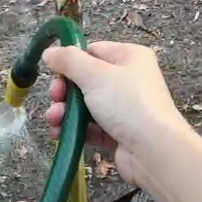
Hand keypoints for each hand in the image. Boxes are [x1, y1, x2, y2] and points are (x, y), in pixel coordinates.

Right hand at [41, 41, 191, 188]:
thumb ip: (69, 61)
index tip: (54, 73)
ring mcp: (124, 109)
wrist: (152, 150)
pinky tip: (60, 133)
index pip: (93, 51)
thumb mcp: (95, 75)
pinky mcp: (118, 133)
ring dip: (65, 112)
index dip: (72, 62)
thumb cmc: (127, 104)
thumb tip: (49, 52)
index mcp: (129, 57)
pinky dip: (75, 129)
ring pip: (86, 106)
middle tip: (55, 98)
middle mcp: (129, 80)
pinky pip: (91, 127)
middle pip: (86, 80)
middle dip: (65, 92)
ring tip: (54, 120)